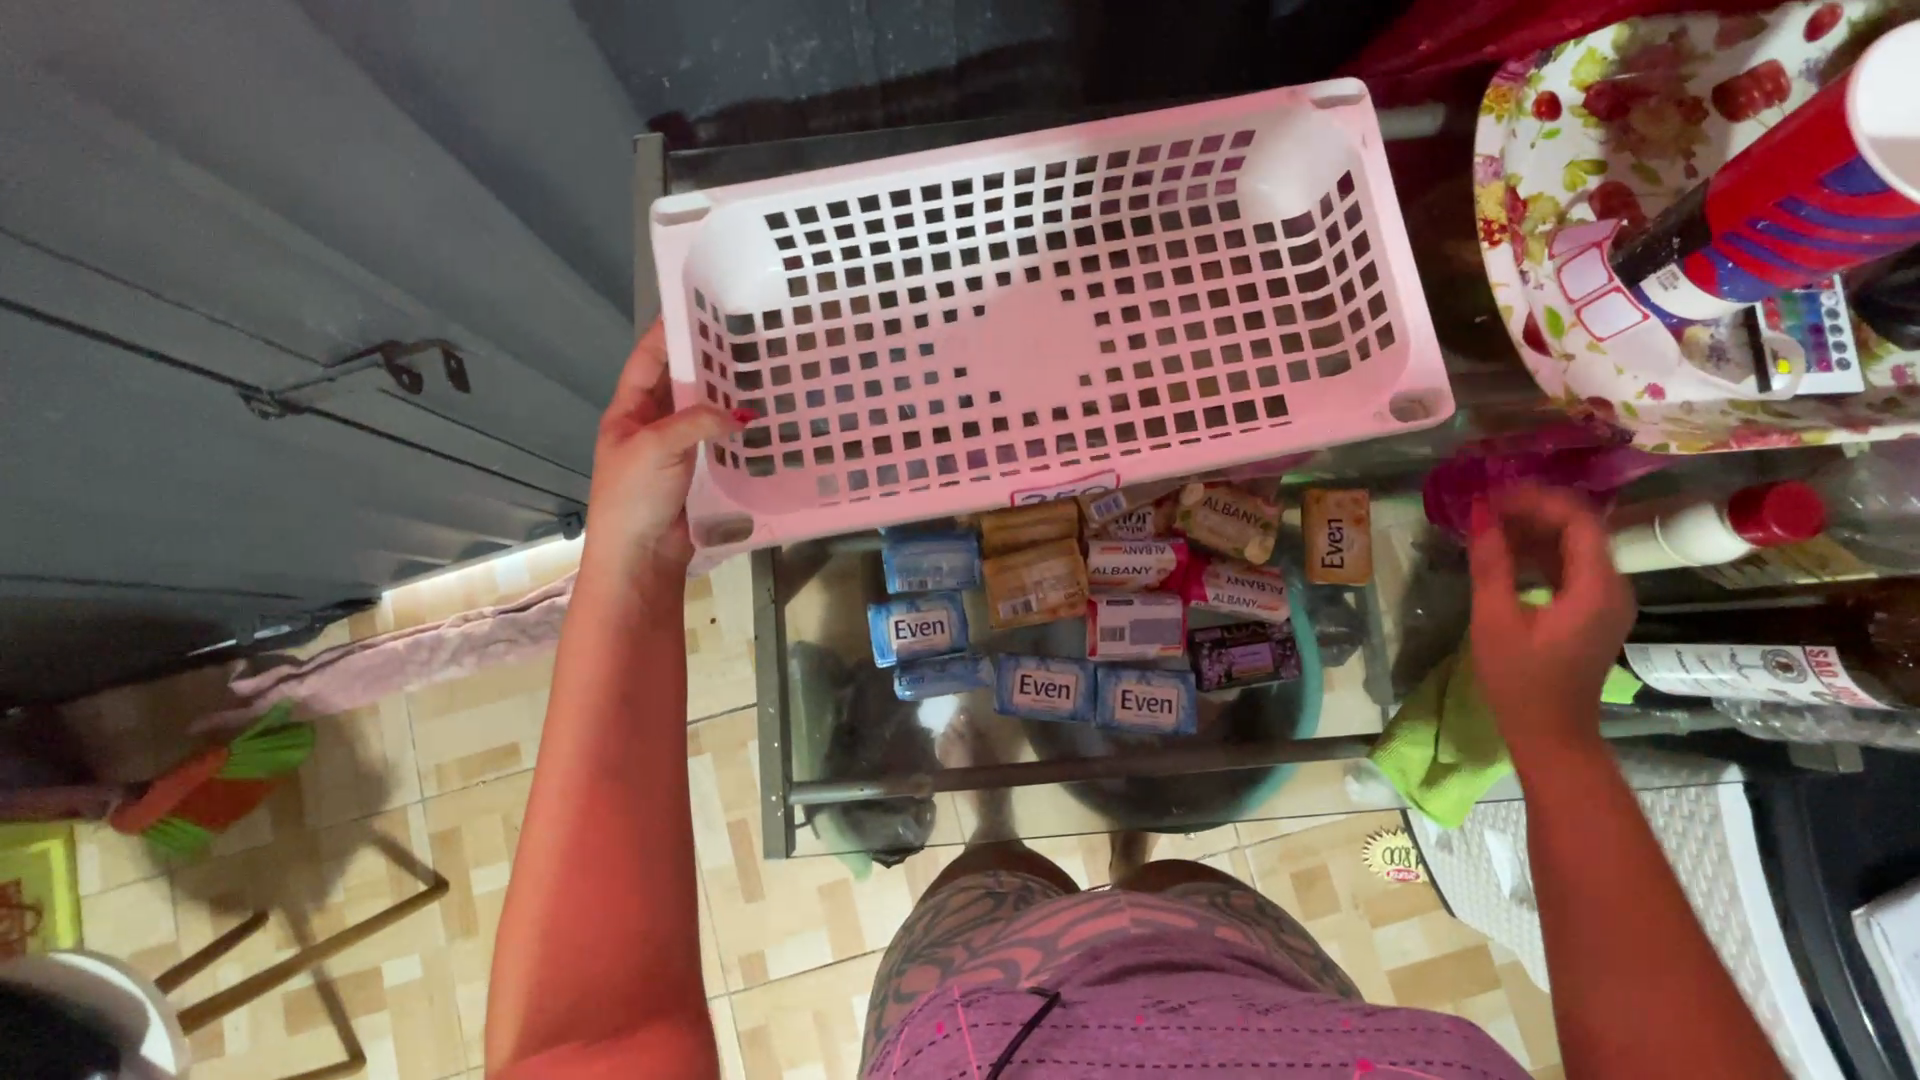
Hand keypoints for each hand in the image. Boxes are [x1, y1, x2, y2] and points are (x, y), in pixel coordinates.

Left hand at [581, 320, 738, 583]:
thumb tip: (742, 413)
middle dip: (707, 364)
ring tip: (760, 374)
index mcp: (628, 411)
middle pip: (680, 384)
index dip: (668, 333)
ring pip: (703, 414)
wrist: (640, 556)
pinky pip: (717, 444)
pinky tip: (761, 421)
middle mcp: (651, 425)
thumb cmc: (634, 496)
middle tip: (744, 339)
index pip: (648, 359)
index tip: (698, 308)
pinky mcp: (696, 474)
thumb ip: (698, 421)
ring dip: (726, 399)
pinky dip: (736, 433)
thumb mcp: (658, 447)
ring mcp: (675, 451)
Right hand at [1467, 486, 1635, 759]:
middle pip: (1580, 529)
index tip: (1493, 495)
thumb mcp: (1495, 619)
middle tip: (1484, 507)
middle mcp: (1613, 587)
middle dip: (1532, 512)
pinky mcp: (1594, 610)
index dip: (1537, 500)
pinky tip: (1504, 552)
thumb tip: (1480, 515)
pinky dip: (1539, 554)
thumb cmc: (1519, 679)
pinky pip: (1570, 567)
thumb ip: (1491, 564)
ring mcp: (1606, 599)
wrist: (1550, 731)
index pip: (1578, 521)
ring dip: (1533, 531)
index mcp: (1597, 587)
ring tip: (1487, 524)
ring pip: (1574, 547)